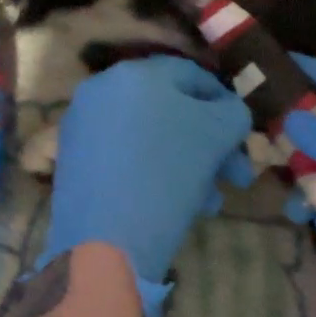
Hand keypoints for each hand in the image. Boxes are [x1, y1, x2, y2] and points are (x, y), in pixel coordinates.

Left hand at [37, 56, 254, 316]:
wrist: (106, 244)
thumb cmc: (167, 176)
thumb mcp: (217, 135)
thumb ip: (233, 113)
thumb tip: (229, 113)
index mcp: (135, 73)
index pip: (192, 75)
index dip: (224, 103)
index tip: (241, 136)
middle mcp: (102, 90)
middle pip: (170, 109)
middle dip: (208, 143)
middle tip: (233, 177)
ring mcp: (83, 126)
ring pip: (150, 137)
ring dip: (187, 163)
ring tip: (208, 202)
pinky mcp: (73, 160)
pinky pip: (125, 156)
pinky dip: (153, 173)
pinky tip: (177, 205)